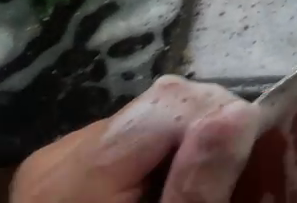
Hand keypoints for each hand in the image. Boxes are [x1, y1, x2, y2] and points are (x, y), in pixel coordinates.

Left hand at [11, 76, 259, 202]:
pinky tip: (160, 193)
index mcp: (75, 177)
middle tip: (223, 182)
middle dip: (204, 132)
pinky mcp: (58, 175)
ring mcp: (53, 166)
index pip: (174, 103)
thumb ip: (199, 184)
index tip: (243, 160)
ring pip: (148, 120)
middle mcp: (58, 158)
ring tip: (192, 190)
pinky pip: (128, 139)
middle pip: (160, 108)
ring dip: (184, 144)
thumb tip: (240, 111)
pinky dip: (156, 158)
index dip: (221, 120)